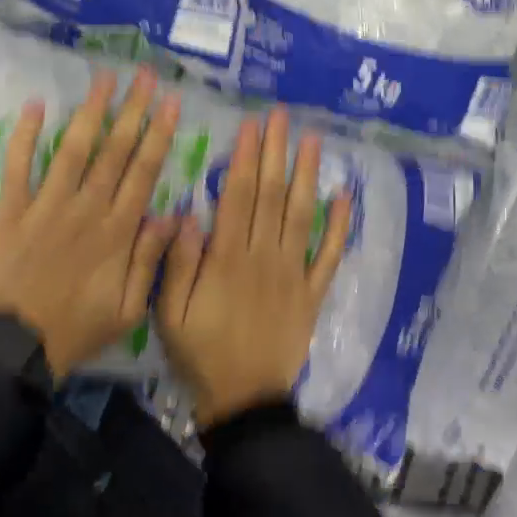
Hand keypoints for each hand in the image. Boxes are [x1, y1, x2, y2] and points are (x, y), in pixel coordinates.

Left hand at [0, 66, 182, 380]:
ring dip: (90, 110)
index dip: (160, 135)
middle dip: (133, 110)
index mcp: (118, 231)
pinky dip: (25, 135)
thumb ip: (151, 259)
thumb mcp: (131, 309)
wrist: (16, 347)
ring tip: (105, 77)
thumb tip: (173, 213)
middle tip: (147, 75)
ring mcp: (47, 205)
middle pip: (114, 150)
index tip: (172, 103)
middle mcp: (87, 208)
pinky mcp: (12, 210)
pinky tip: (35, 105)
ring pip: (73, 148)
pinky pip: (18, 166)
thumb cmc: (78, 330)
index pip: (144, 172)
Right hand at [156, 109, 351, 429]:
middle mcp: (264, 257)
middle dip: (276, 152)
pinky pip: (329, 256)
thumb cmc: (201, 354)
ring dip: (308, 175)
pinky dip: (339, 226)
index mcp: (227, 259)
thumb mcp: (170, 314)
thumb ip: (177, 264)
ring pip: (302, 215)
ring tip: (313, 140)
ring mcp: (293, 274)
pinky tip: (346, 197)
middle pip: (272, 195)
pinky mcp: (312, 293)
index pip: (239, 196)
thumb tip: (186, 214)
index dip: (246, 158)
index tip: (251, 125)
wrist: (244, 400)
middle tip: (281, 115)